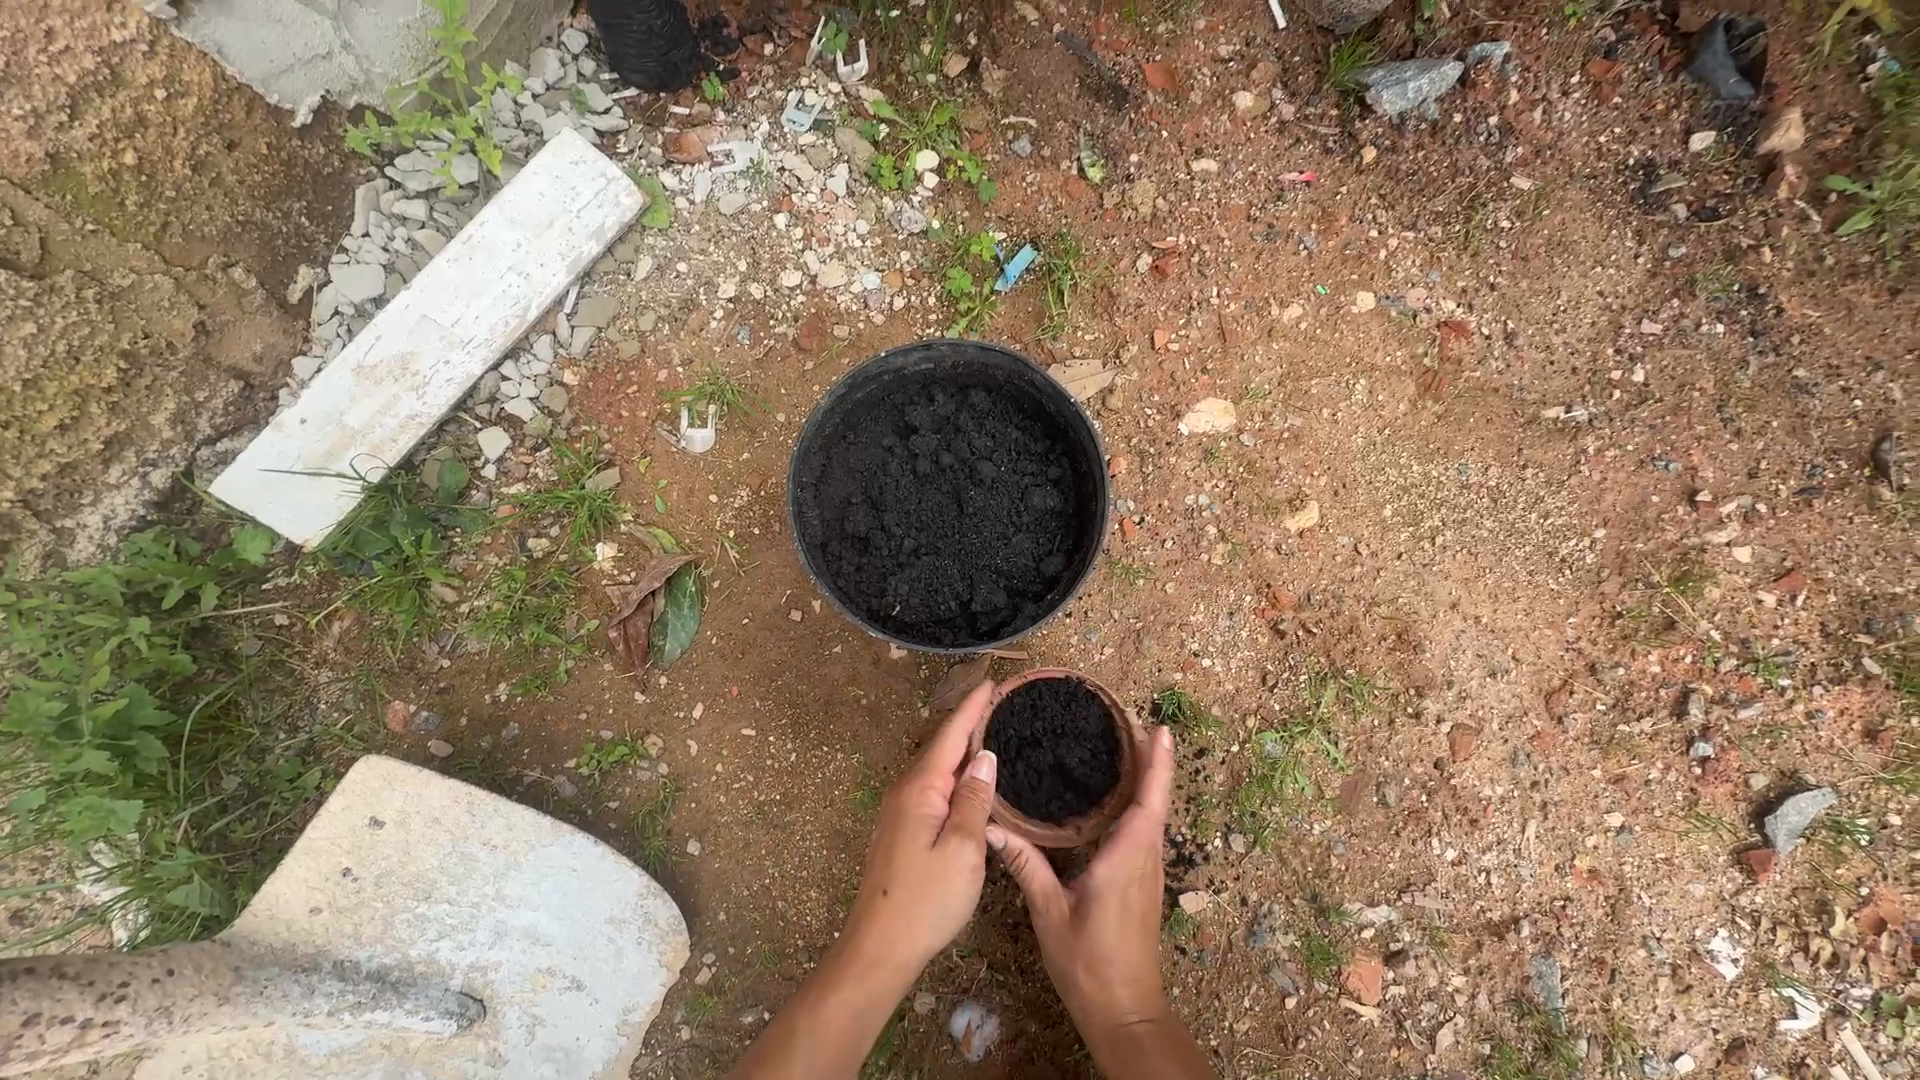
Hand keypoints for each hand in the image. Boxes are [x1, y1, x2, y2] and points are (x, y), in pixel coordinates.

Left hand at [841, 679, 998, 976]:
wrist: (880, 946)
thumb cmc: (927, 900)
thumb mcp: (963, 849)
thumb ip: (974, 800)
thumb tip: (985, 757)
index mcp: (920, 789)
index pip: (950, 737)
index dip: (972, 709)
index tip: (991, 682)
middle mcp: (905, 792)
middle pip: (940, 748)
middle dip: (966, 723)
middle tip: (996, 702)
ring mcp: (899, 812)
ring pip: (935, 770)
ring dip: (959, 749)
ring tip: (988, 732)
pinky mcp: (900, 831)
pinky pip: (931, 789)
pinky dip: (952, 774)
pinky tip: (966, 780)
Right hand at [989, 724, 1175, 1038]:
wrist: (1125, 1010)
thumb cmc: (1088, 964)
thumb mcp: (1049, 913)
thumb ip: (1026, 867)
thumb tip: (992, 829)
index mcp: (1127, 859)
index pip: (1149, 801)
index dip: (1157, 763)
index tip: (1159, 728)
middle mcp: (1145, 858)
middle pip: (1156, 799)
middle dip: (1151, 758)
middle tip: (1132, 720)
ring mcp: (1149, 871)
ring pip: (1155, 813)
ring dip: (1149, 777)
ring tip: (1128, 744)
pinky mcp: (1144, 881)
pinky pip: (1149, 829)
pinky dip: (1143, 800)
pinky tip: (1122, 795)